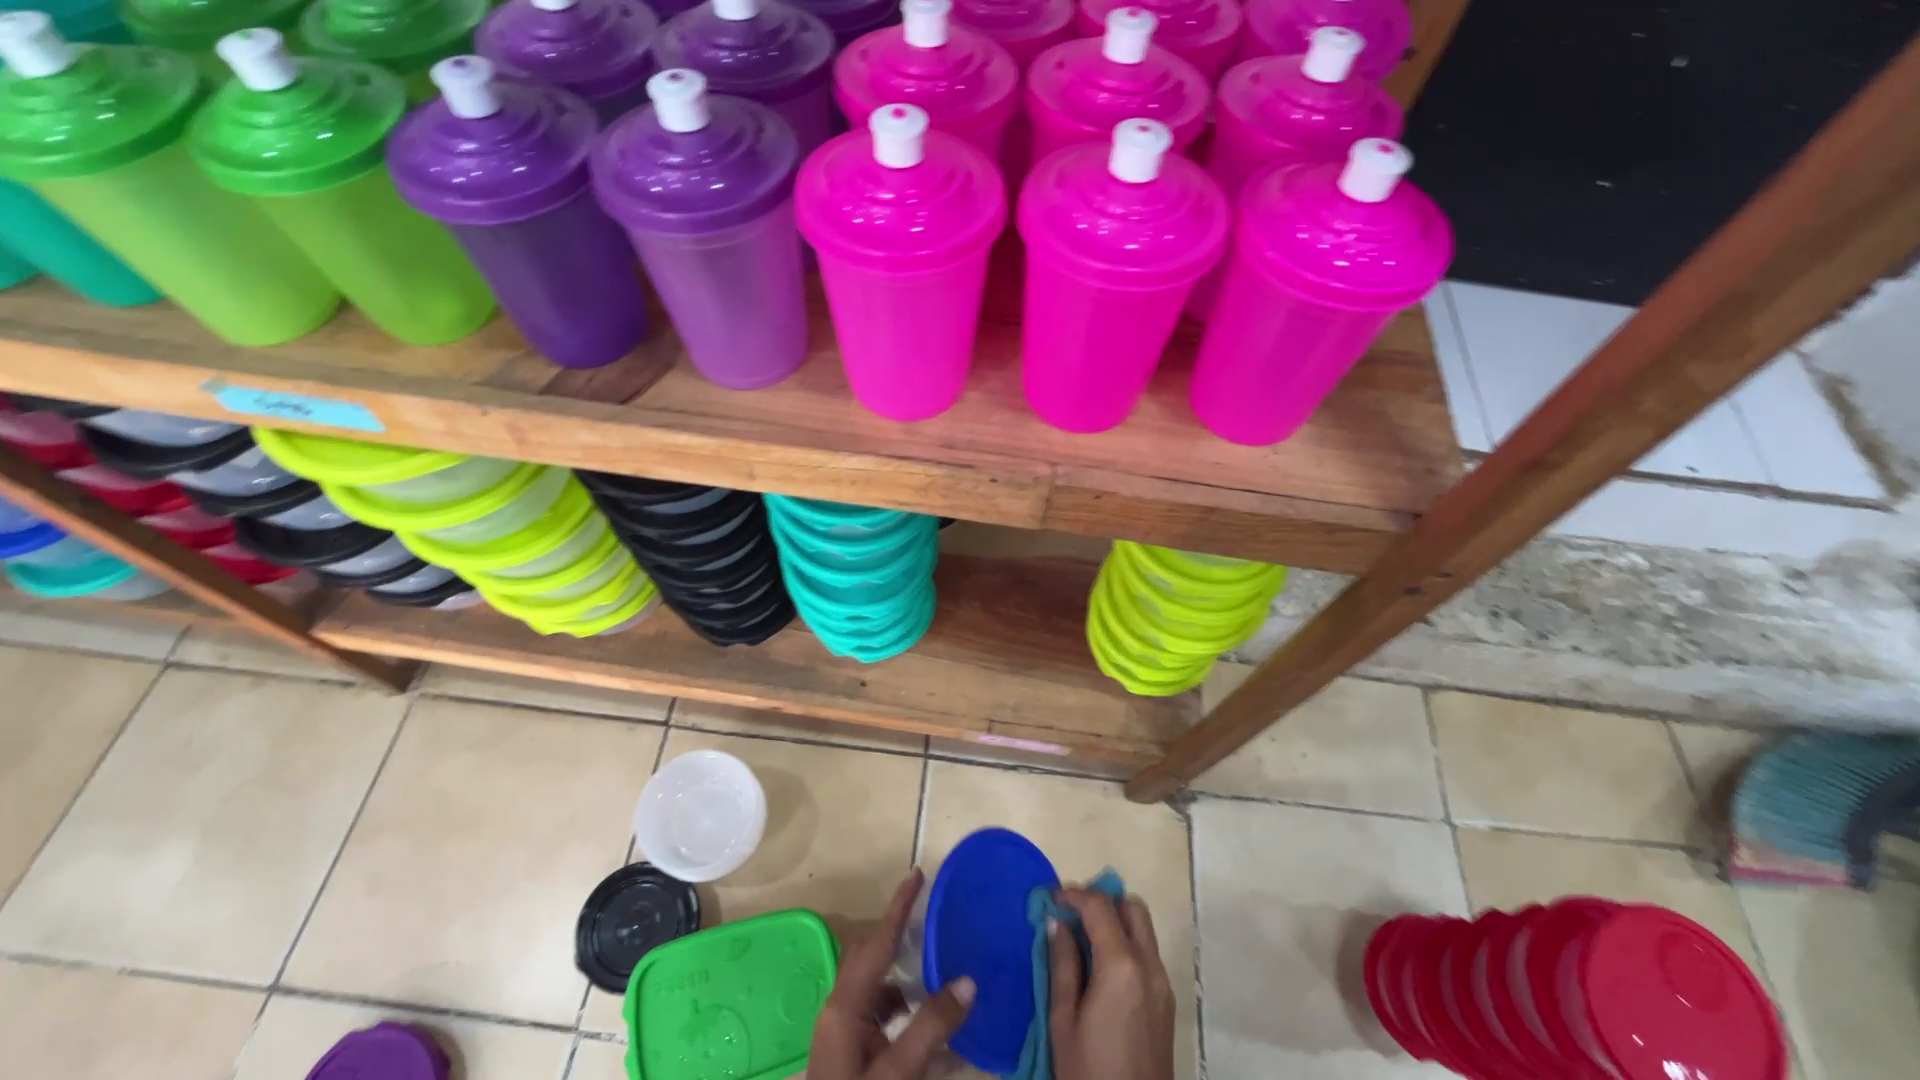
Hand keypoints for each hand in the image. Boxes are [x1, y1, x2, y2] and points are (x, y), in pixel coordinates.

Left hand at [811, 869, 975, 1079]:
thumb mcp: (897, 1074)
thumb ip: (930, 1027)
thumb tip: (966, 980)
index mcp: (844, 1008)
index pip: (875, 943)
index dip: (897, 908)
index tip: (918, 875)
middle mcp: (842, 1013)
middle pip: (873, 959)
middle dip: (902, 936)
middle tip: (937, 919)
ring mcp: (848, 1036)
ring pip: (881, 991)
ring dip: (911, 978)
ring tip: (946, 970)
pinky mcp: (857, 1058)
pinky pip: (887, 1020)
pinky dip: (912, 1013)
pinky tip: (941, 1029)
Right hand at [1050, 888, 1175, 1079]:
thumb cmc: (1087, 1070)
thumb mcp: (1063, 1018)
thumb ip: (1062, 964)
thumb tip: (1056, 922)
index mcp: (1122, 967)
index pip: (1101, 907)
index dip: (1074, 895)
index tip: (1050, 899)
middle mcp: (1150, 967)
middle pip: (1132, 908)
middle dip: (1101, 900)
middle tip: (1069, 913)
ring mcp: (1163, 984)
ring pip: (1144, 929)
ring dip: (1115, 920)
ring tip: (1080, 938)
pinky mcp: (1166, 1000)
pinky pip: (1147, 953)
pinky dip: (1125, 942)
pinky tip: (1099, 964)